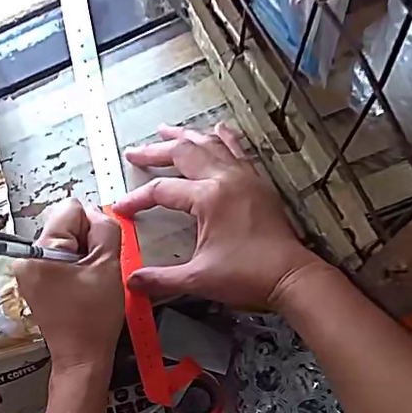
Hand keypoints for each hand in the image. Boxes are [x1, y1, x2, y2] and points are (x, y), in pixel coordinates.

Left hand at [15, 198, 123, 375]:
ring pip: (64, 243)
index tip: (99, 251)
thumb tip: (97, 213)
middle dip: (86, 242)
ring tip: (89, 283)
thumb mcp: (108, 266)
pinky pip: (59, 260)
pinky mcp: (36, 283)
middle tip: (96, 271)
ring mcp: (29, 272)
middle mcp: (26, 258)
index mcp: (39, 251)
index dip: (93, 226)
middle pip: (65, 225)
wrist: (82, 357)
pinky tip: (83, 288)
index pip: (70, 209)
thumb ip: (105, 228)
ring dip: (82, 257)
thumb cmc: (93, 320)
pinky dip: (75, 269)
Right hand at [109, 124, 329, 309]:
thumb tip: (132, 282)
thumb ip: (161, 279)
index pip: (162, 191)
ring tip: (167, 131)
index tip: (122, 208)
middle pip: (184, 154)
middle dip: (155, 152)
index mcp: (208, 198)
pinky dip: (223, 138)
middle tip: (135, 153)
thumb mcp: (198, 279)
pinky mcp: (258, 184)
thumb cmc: (247, 276)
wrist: (290, 276)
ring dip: (186, 137)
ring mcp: (245, 178)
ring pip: (210, 144)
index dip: (137, 198)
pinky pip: (238, 150)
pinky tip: (217, 130)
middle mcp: (226, 179)